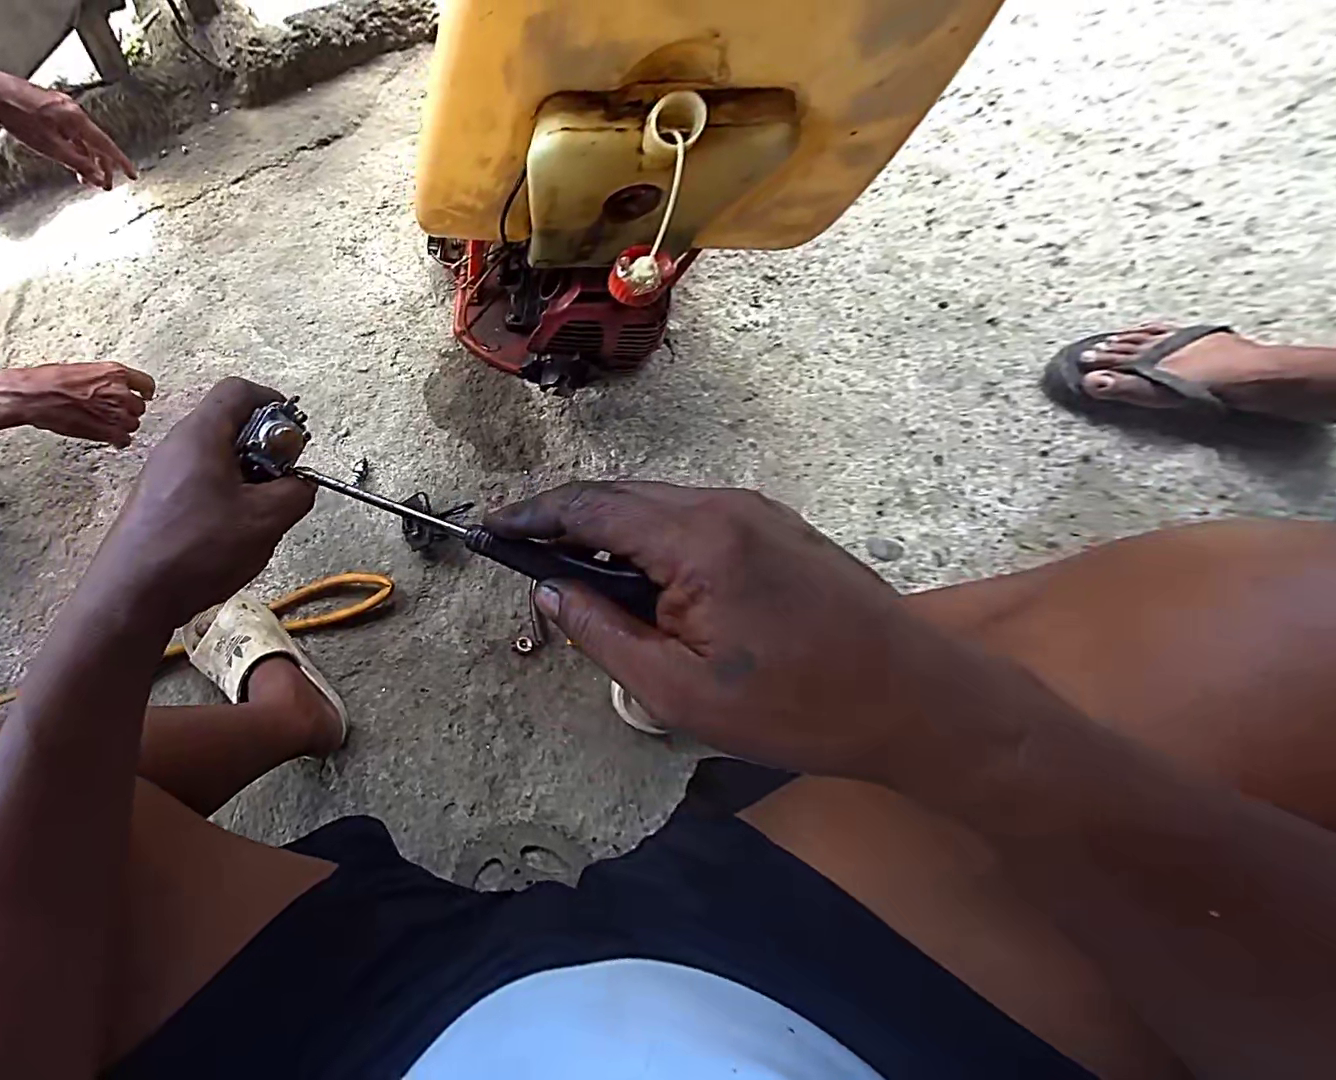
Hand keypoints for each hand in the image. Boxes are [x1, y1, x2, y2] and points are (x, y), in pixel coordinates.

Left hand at [0, 81, 137, 189]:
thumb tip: (98, 178)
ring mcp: (62, 110)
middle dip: (102, 166)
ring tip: (86, 179)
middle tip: (105, 186)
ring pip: (83, 140)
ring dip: (88, 160)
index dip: (121, 162)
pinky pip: (71, 134)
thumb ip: (78, 164)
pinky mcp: (51, 110)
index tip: (132, 175)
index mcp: (77, 120)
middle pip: (96, 144)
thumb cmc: (20, 117)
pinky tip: (71, 161)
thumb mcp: (52, 148)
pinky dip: (75, 150)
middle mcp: (73, 113)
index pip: (107, 145)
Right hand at [0, 362, 153, 447]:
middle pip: (140, 408)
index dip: (145, 392)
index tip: (144, 396)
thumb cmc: (51, 380)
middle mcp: (120, 392)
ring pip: (133, 425)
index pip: (147, 384)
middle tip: (114, 413)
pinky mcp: (108, 431)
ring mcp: (115, 413)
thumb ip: (108, 380)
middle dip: (128, 411)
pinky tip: (111, 439)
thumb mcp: (86, 370)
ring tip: (107, 424)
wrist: (34, 396)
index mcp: (115, 373)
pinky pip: (125, 440)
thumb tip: (118, 389)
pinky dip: (119, 441)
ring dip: (123, 426)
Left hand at [85, 378, 315, 625]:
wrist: (132, 595)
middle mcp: (177, 445)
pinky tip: (232, 533)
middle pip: (229, 425)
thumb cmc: (198, 548)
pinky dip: (226, 496)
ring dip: (248, 478)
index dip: (275, 403)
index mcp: (201, 435)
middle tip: (283, 482)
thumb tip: (302, 484)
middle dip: (266, 449)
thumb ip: (295, 493)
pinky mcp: (156, 501)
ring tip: (261, 514)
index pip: (239, 390)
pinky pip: (200, 483)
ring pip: (217, 458)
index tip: (294, 436)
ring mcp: (162, 474)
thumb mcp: (265, 520)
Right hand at [487, 483, 1024, 782]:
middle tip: (519, 546)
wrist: (925, 703)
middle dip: (559, 516)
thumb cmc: (798, 707)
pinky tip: (629, 566)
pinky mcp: (769, 523)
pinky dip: (639, 531)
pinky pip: (683, 514)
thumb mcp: (677, 691)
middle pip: (616, 495)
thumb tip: (550, 592)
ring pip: (649, 502)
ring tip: (566, 561)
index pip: (590, 507)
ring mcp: (751, 510)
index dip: (532, 515)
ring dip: (600, 524)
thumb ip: (601, 633)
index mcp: (697, 542)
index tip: (493, 527)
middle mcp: (722, 506)